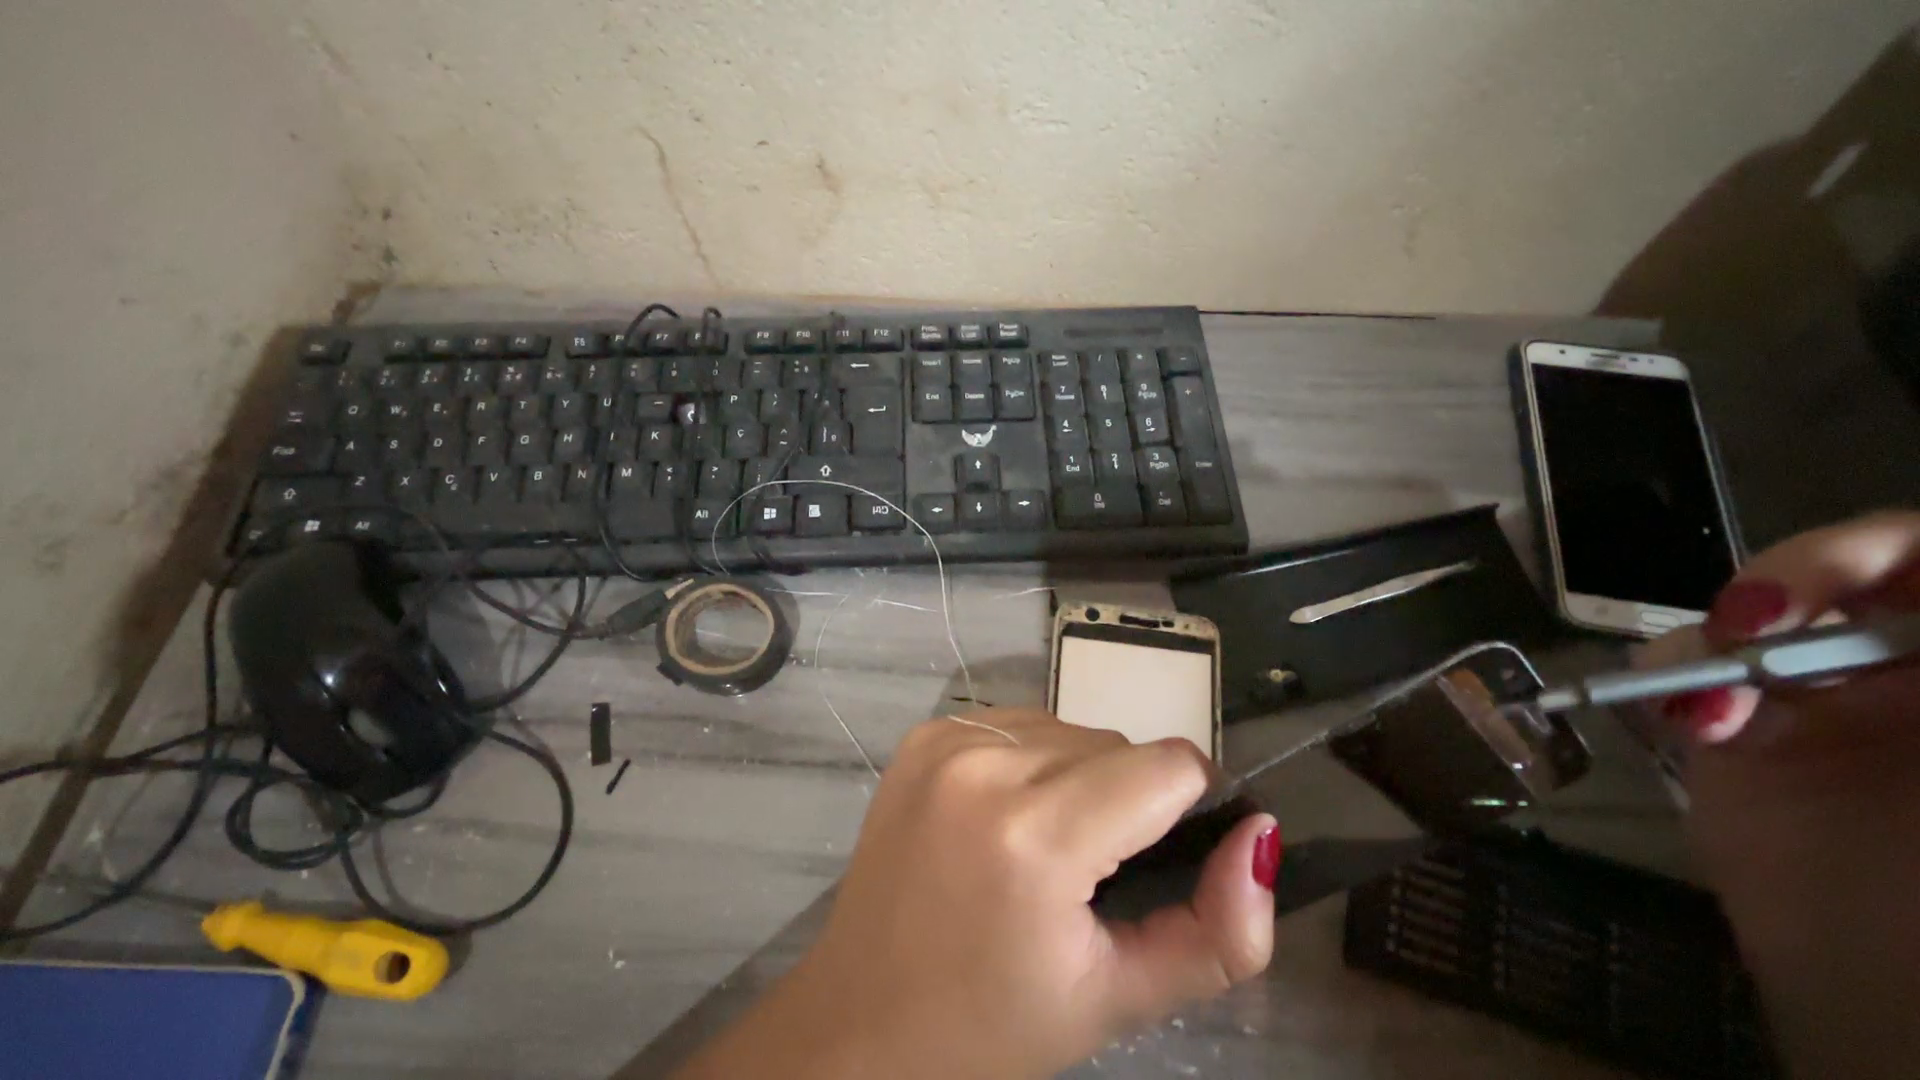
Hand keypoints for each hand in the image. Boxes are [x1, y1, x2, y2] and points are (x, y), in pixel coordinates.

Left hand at [671, 708, 1278, 1079]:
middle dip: (1131, 801)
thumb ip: (1222, 932)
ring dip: (1083, 777)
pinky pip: (1020, 724)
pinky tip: (1008, 821)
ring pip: (1071, 729)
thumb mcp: (1122, 1000)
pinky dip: (1033, 763)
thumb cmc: (993, 1025)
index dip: (1191, 808)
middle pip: (1119, 744)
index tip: (1168, 859)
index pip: (1168, 765)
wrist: (862, 1023)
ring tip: (1048, 850)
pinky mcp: (924, 736)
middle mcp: (985, 765)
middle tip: (1094, 876)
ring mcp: (947, 741)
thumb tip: (1260, 838)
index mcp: (1035, 836)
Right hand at [1635, 510, 1919, 1076]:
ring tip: (1717, 699)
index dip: (1871, 551)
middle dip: (1790, 581)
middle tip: (1756, 616)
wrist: (1889, 979)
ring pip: (1739, 618)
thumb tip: (1908, 578)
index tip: (1843, 582)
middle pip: (1826, 572)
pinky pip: (1675, 674)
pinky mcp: (1725, 732)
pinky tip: (1696, 725)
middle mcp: (1892, 663)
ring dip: (1718, 642)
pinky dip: (1668, 683)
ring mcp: (1805, 696)